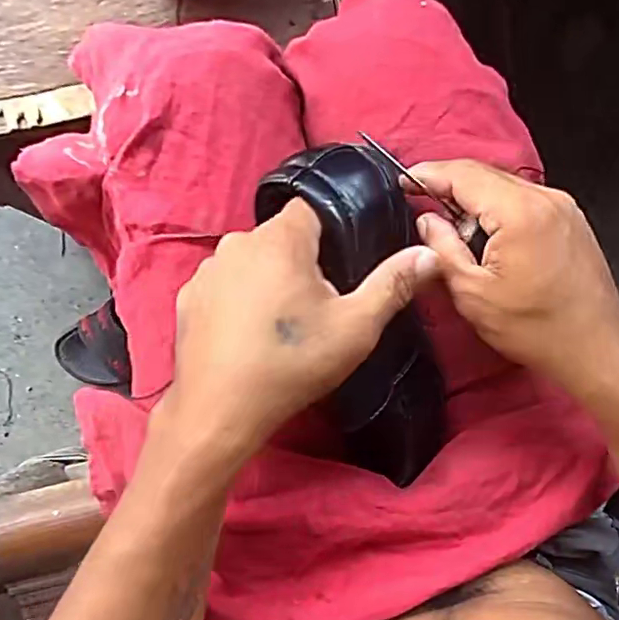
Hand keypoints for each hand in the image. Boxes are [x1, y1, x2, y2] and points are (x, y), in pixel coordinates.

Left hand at [166, 199, 439, 458]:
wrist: (220, 410)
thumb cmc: (292, 365)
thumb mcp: (356, 327)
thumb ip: (393, 284)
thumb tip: (429, 254)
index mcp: (281, 239)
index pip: (313, 209)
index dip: (333, 234)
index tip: (343, 268)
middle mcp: (237, 242)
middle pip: (281, 238)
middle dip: (302, 263)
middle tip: (316, 308)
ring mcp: (207, 269)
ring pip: (252, 262)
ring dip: (268, 281)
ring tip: (281, 326)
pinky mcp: (188, 297)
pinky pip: (225, 286)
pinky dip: (239, 301)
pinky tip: (249, 335)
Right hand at [407, 160, 618, 403]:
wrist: (593, 347)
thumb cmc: (536, 329)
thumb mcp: (473, 294)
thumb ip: (443, 250)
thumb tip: (427, 221)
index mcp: (520, 212)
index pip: (464, 173)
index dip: (428, 174)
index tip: (404, 180)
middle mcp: (547, 198)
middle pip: (486, 174)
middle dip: (450, 186)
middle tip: (422, 207)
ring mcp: (564, 207)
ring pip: (506, 187)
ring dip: (475, 201)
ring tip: (455, 232)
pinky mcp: (571, 221)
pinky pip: (526, 201)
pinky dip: (500, 211)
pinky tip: (488, 239)